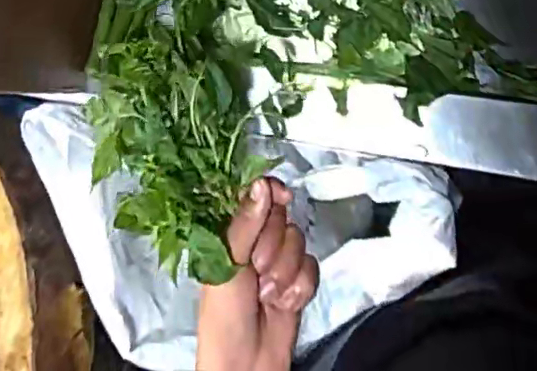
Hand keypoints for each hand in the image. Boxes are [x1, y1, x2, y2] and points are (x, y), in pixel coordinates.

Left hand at [197, 177, 318, 370]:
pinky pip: (311, 266)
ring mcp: (277, 259)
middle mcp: (255, 239)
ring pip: (297, 240)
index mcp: (232, 229)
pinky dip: (300, 287)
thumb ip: (245, 222)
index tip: (282, 195)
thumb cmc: (225, 312)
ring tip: (267, 293)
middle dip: (273, 244)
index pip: (255, 193)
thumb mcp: (228, 262)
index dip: (270, 191)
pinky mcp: (296, 281)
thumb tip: (261, 184)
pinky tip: (284, 303)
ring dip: (285, 271)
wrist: (246, 365)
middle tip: (257, 268)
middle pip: (280, 215)